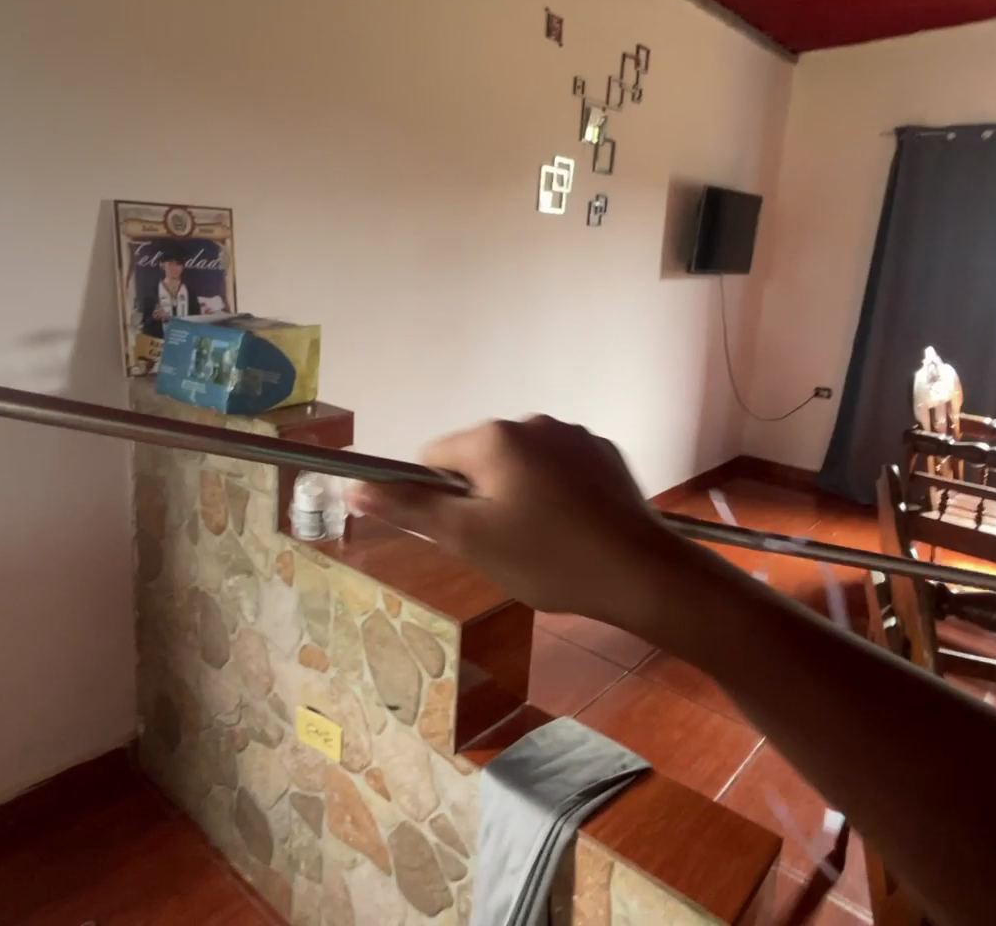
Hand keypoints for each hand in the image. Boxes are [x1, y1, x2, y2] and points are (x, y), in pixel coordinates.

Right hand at [346, 416, 703, 635]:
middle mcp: (532, 422)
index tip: (463, 535)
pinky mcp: (603, 453)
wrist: (640, 573)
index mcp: (494, 437)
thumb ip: (411, 509)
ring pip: (519, 464)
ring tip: (543, 539)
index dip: (436, 499)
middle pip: (478, 459)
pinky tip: (573, 526)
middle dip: (480, 498)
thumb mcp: (470, 539)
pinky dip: (554, 491)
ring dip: (517, 493)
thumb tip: (354, 486)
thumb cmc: (547, 558)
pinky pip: (558, 467)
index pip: (434, 458)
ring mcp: (573, 435)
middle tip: (504, 545)